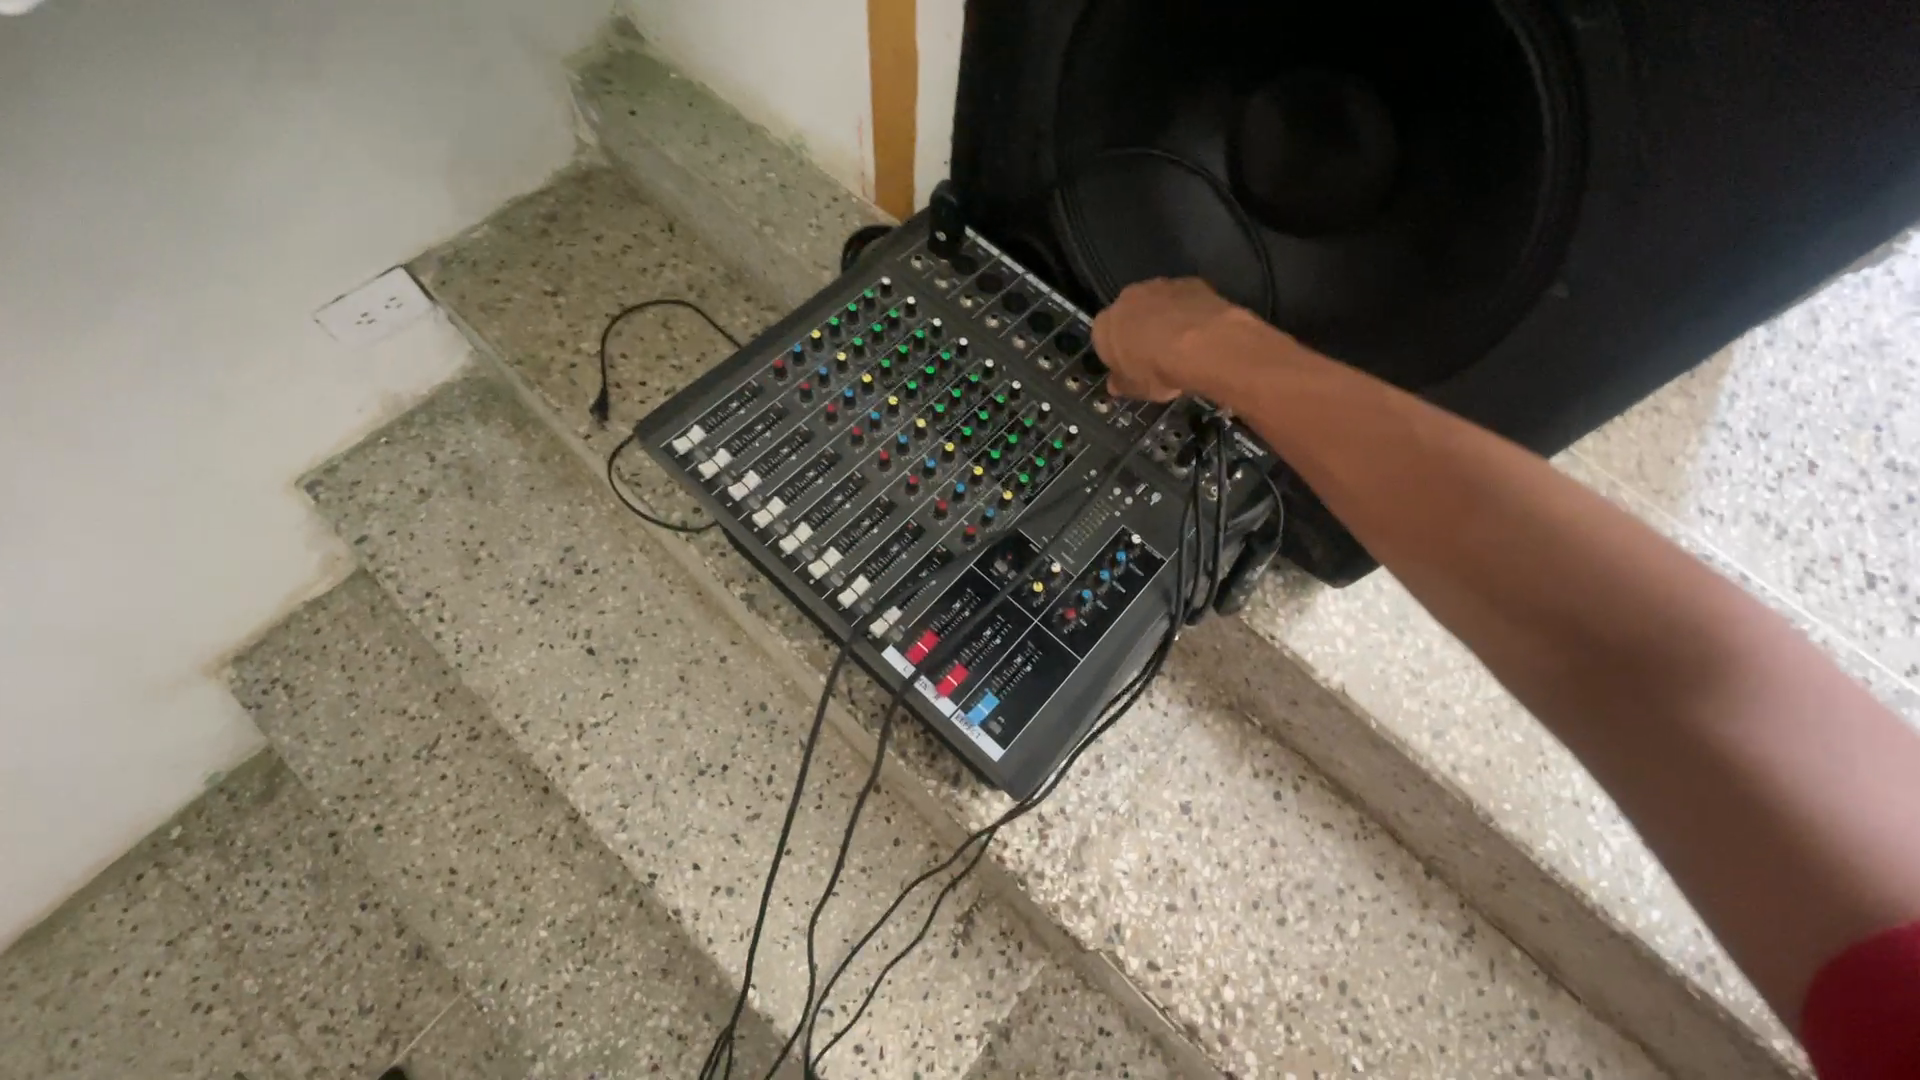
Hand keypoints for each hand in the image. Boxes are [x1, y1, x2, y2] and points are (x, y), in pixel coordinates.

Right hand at [1090, 277, 1241, 401]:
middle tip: (1156, 355)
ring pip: (1157, 304)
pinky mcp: (1188, 282)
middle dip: (1139, 331)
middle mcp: (1126, 299)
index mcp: (1104, 326)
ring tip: (1182, 343)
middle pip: (1129, 316)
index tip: (1132, 368)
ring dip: (1164, 318)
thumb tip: (1115, 384)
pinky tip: (1200, 330)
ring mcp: (1159, 286)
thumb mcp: (1135, 389)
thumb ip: (1121, 384)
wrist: (1201, 344)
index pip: (1104, 340)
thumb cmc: (1156, 371)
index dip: (1118, 355)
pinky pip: (1183, 299)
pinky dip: (1188, 311)